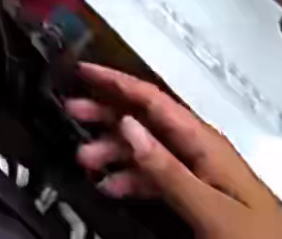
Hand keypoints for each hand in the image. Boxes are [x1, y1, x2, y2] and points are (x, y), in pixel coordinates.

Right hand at [66, 63, 281, 238]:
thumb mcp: (210, 211)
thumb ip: (167, 169)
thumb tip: (126, 122)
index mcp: (202, 141)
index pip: (151, 99)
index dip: (115, 81)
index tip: (81, 71)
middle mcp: (197, 147)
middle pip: (144, 118)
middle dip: (106, 113)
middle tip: (70, 112)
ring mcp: (198, 172)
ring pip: (146, 148)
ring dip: (114, 150)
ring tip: (84, 159)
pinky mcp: (198, 196)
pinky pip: (156, 176)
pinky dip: (131, 178)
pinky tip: (110, 188)